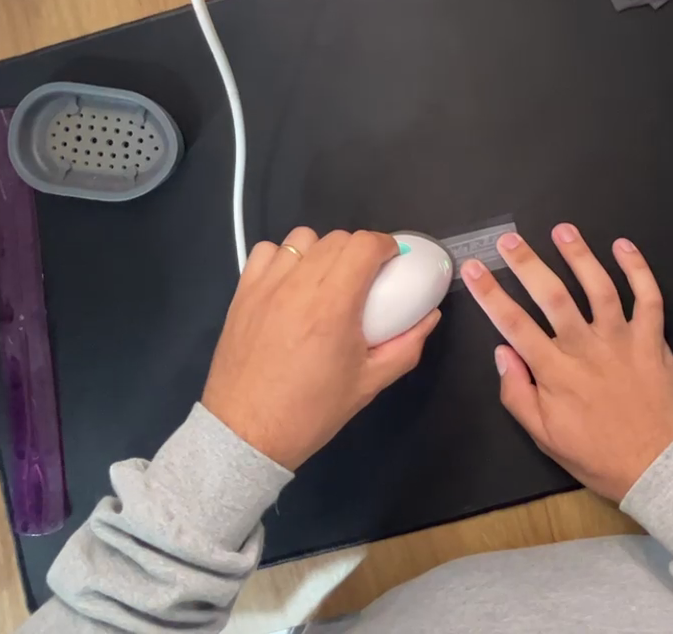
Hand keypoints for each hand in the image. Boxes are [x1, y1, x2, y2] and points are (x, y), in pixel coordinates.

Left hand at [203, 228, 440, 469]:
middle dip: (359, 250)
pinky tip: (290, 281)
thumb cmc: (311, 411)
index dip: (385, 245)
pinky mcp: (243, 292)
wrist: (246, 435)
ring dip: (322, 250)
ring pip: (302, 238)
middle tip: (365, 277)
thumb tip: (430, 316)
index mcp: (333, 306)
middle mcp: (299, 286)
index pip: (364, 245)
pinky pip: (267, 251)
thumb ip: (406, 346)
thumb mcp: (369, 384)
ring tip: (325, 278)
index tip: (393, 261)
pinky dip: (284, 258)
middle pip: (337, 238)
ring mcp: (266, 286)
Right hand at [461, 225, 672, 500]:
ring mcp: (622, 341)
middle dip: (527, 263)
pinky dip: (638, 269)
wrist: (661, 471)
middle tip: (510, 240)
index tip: (474, 269)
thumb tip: (501, 353)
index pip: (514, 324)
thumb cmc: (601, 456)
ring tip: (562, 230)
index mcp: (557, 373)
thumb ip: (517, 393)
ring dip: (579, 255)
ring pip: (599, 287)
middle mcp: (587, 350)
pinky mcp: (653, 340)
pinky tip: (623, 246)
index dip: (490, 293)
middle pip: (552, 296)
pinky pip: (649, 298)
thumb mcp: (546, 437)